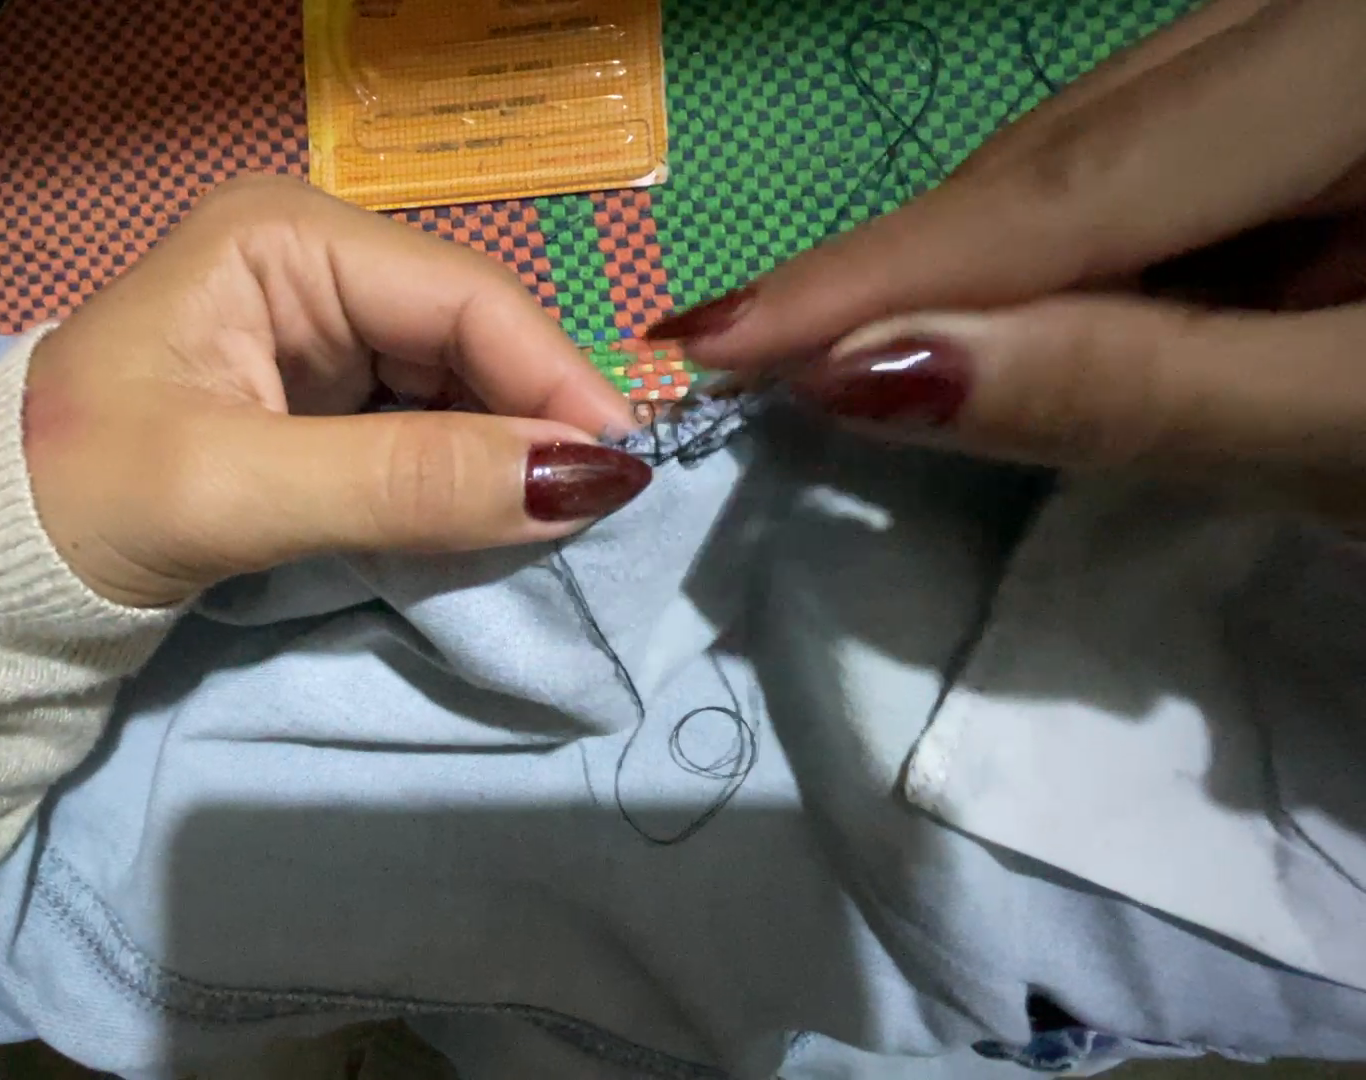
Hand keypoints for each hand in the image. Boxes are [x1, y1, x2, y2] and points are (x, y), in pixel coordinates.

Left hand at [22, 177, 645, 607]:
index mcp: (284, 239)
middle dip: (536, 417)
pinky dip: (465, 473)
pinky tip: (494, 509)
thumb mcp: (235, 488)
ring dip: (508, 450)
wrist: (3, 560)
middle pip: (469, 338)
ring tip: (561, 513)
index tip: (623, 467)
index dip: (552, 379)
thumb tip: (579, 482)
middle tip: (601, 502)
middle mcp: (315, 270)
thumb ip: (402, 484)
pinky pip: (424, 428)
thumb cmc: (84, 499)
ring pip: (457, 386)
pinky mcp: (325, 401)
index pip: (460, 297)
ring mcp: (323, 337)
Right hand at [648, 0, 1365, 507]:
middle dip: (889, 271)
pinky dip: (1028, 253)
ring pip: (1072, 156)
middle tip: (742, 348)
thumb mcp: (1363, 441)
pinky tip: (984, 306)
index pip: (1065, 189)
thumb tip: (860, 376)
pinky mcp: (1302, 107)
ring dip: (948, 265)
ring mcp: (1311, 59)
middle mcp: (1329, 23)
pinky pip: (1119, 169)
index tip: (701, 339)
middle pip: (1055, 156)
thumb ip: (1115, 393)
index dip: (864, 277)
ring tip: (837, 339)